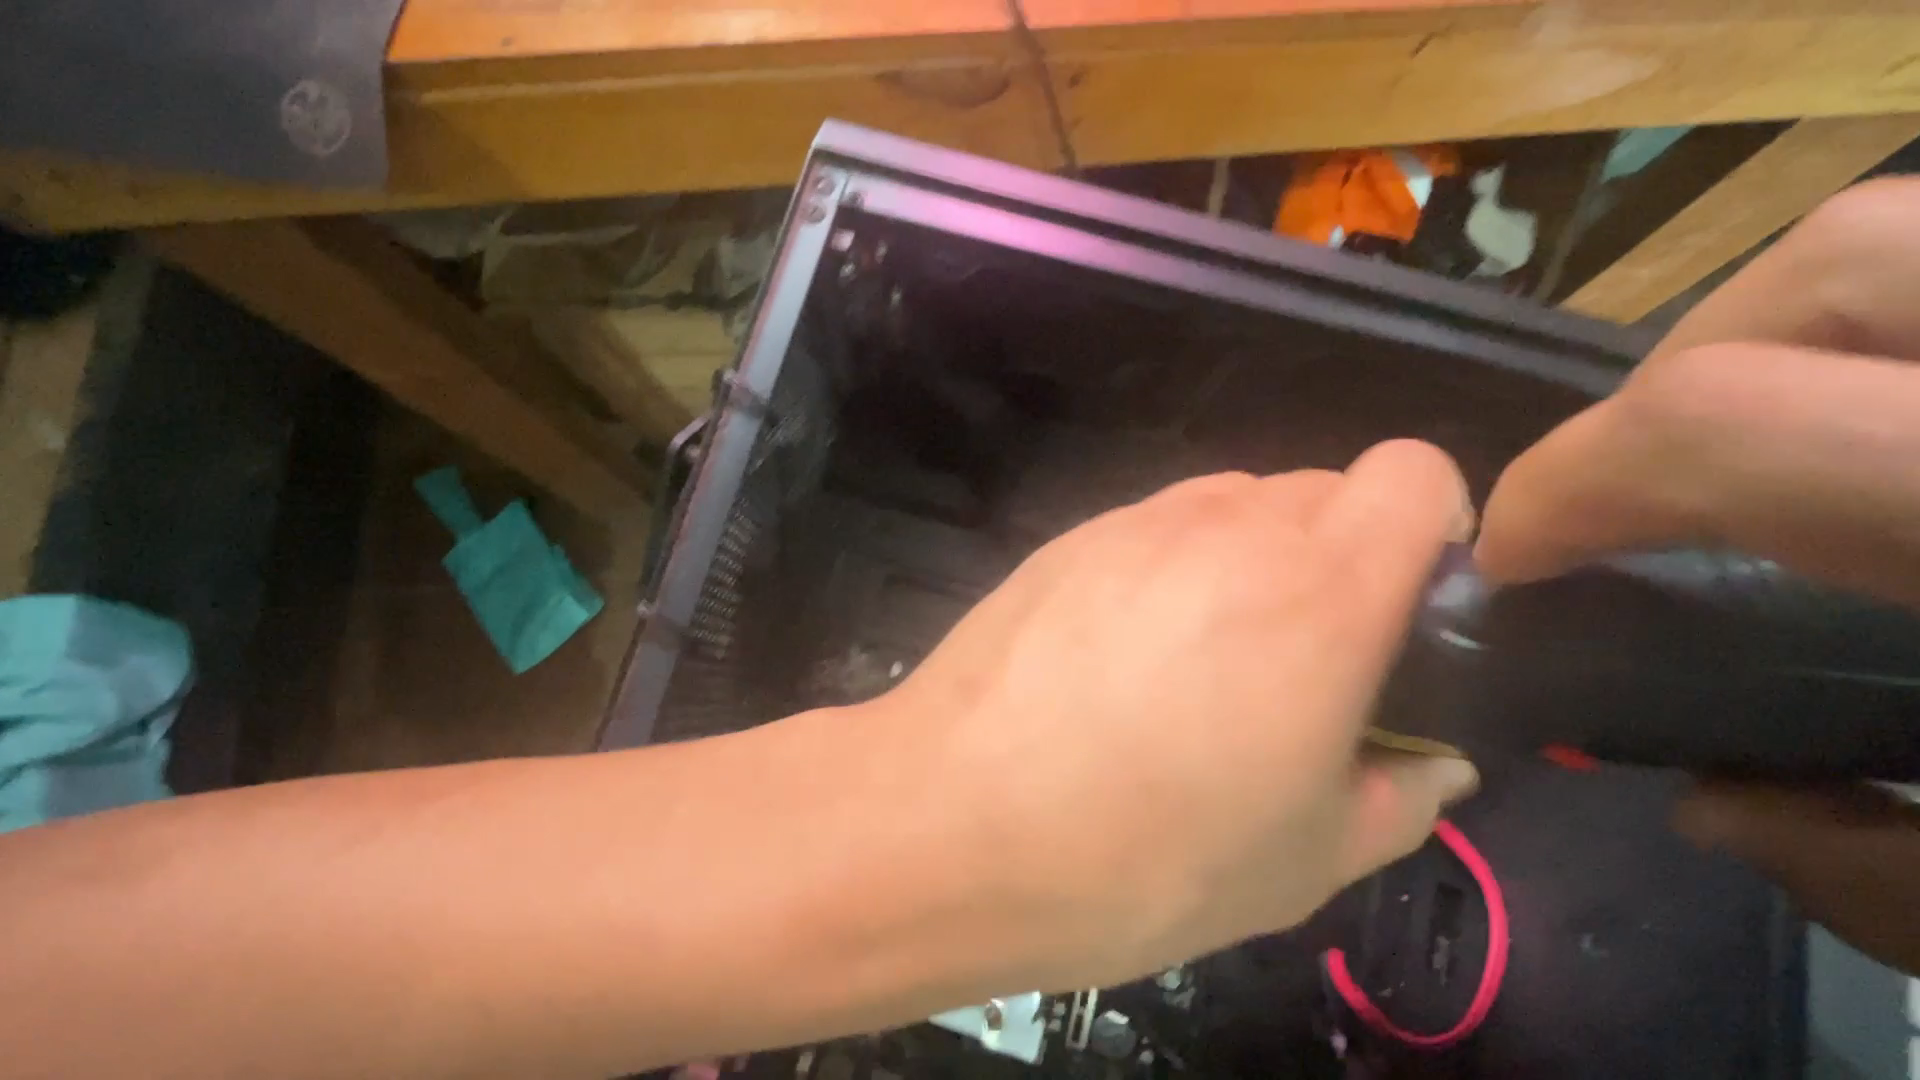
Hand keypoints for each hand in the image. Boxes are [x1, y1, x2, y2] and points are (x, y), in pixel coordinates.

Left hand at [881, 440, 1478, 991]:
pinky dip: (1169, 570)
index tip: (1405, 604)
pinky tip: (1122, 655)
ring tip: (1202, 660)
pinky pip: (1153, 529)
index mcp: (1320, 592)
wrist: (952, 824)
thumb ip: (1397, 800)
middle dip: (1337, 556)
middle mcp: (1229, 530)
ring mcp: (1135, 525)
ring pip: (1233, 504)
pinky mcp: (1065, 540)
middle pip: (1322, 489)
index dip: (1428, 524)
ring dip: (1249, 562)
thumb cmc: (1145, 858)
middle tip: (1299, 659)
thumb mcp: (1303, 861)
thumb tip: (1438, 766)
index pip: (1411, 473)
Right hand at [1474, 177, 1919, 972]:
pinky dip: (1899, 336)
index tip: (1514, 552)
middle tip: (1629, 491)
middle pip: (1836, 265)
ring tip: (1745, 453)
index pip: (1729, 425)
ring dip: (1779, 344)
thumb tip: (1715, 803)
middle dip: (1675, 378)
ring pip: (1918, 237)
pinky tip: (1887, 428)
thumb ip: (1889, 878)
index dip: (1571, 479)